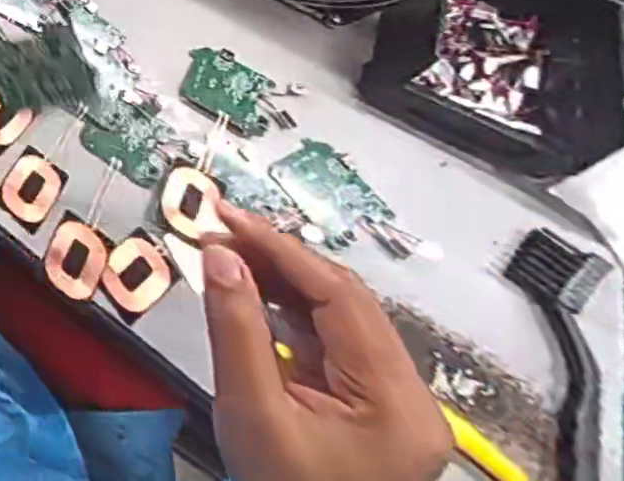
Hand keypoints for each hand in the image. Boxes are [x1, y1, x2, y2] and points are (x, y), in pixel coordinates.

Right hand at [203, 203, 450, 480]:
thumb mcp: (251, 407)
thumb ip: (235, 325)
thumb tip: (218, 252)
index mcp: (394, 399)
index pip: (339, 296)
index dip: (280, 247)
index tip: (225, 216)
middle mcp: (406, 391)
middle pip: (344, 298)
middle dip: (278, 255)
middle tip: (217, 229)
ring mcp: (388, 395)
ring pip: (335, 310)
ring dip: (279, 274)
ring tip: (223, 250)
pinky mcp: (363, 398)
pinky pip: (324, 332)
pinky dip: (283, 301)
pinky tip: (247, 286)